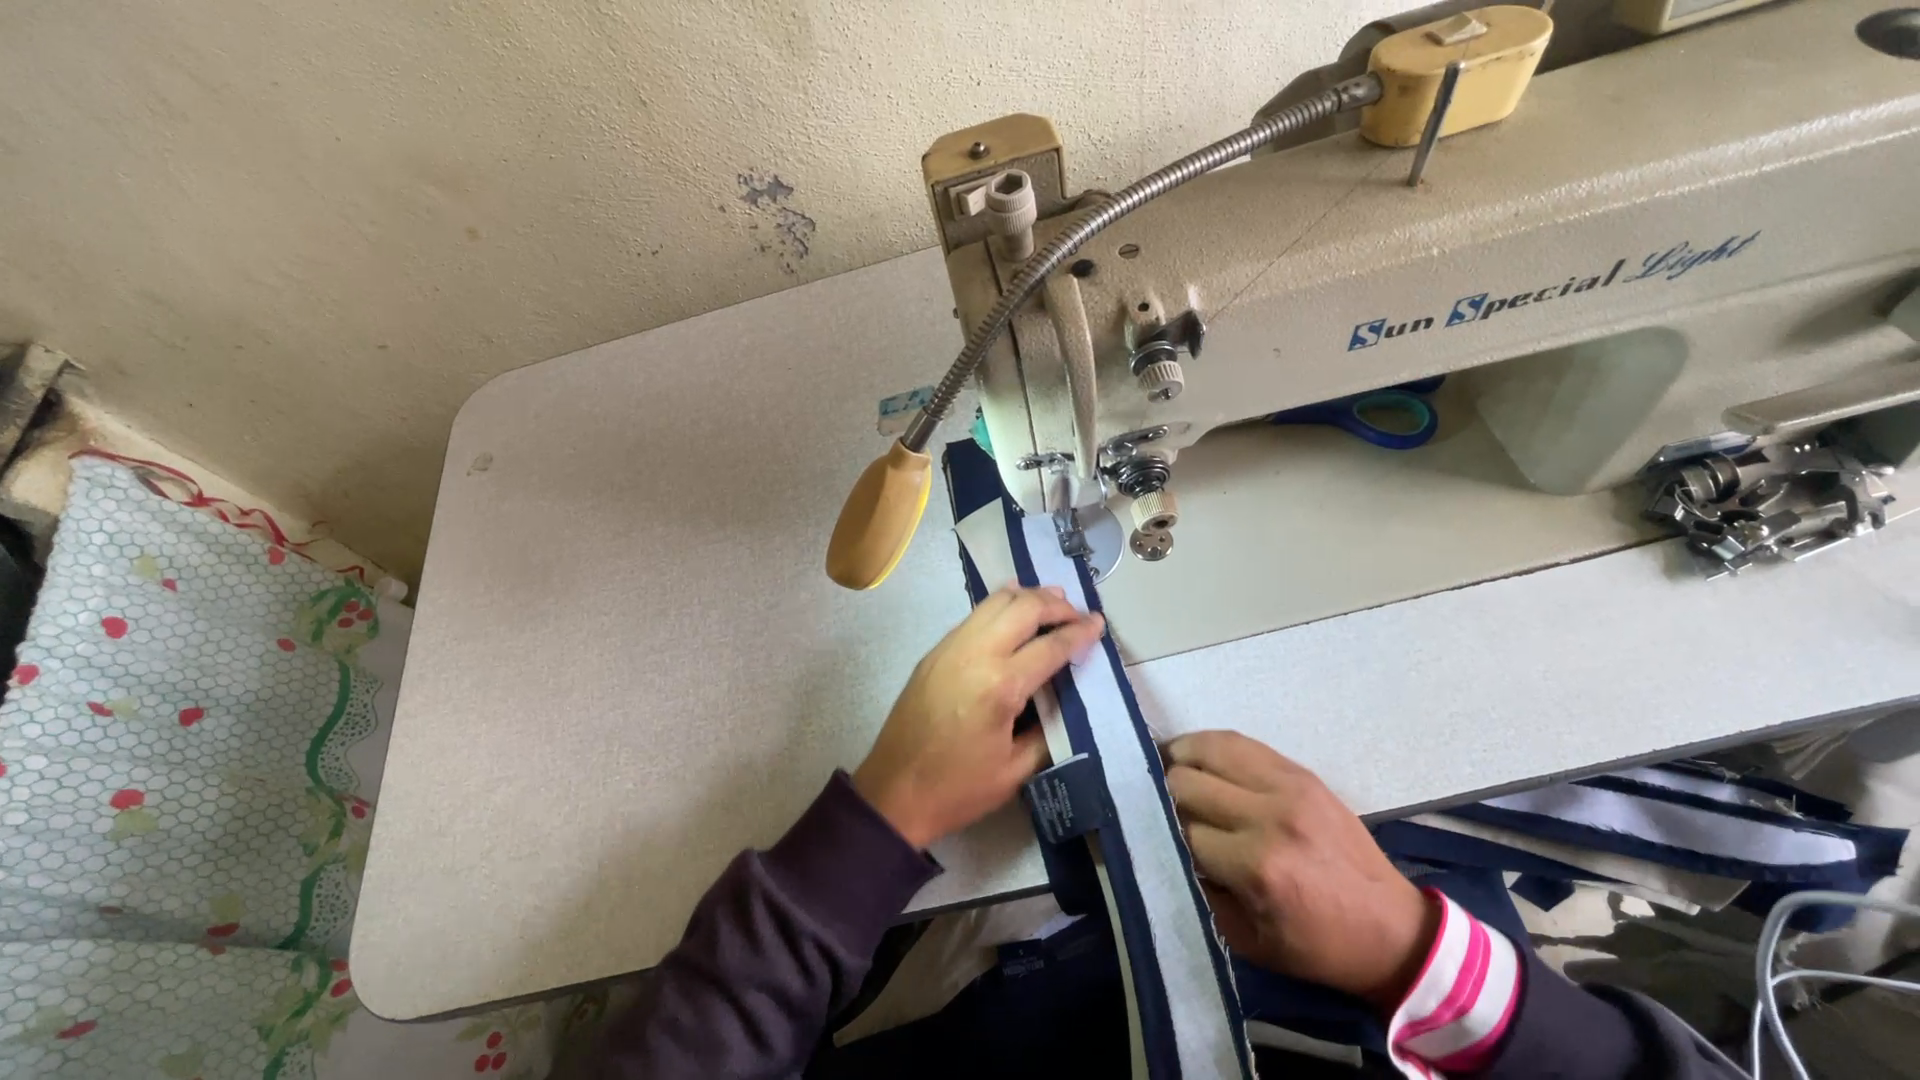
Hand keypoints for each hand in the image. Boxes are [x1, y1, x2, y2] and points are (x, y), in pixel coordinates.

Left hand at [853, 586, 1104, 849]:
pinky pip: (973, 616)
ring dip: (1027, 598)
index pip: (1050, 646)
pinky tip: (1013, 616)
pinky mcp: (934, 653)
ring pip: (994, 602)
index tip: (1099, 624)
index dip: (1080, 633)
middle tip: (1077, 613)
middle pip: (1023, 608)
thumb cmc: (958, 789)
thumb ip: (1048, 729)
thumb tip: (1065, 699)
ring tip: (1051, 602)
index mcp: (1000, 686)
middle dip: (1056, 605)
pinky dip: (1000, 607)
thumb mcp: (1016, 770)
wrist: (893, 793)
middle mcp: (975, 654)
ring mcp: (949, 648)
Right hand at [1164, 730, 1438, 1011]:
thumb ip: (1198, 889)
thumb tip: (1160, 846)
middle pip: (1185, 783)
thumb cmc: (1315, 945)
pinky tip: (1194, 760)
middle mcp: (1269, 816)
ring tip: (1168, 776)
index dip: (1161, 836)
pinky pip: (1237, 742)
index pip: (1179, 830)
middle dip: (1165, 800)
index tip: (1150, 841)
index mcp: (1256, 866)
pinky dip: (1206, 748)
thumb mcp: (1245, 938)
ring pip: (1206, 749)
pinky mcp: (1300, 771)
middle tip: (1161, 815)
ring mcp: (1287, 786)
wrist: (1391, 929)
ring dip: (1179, 762)